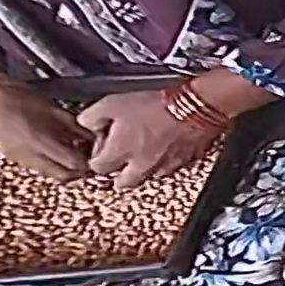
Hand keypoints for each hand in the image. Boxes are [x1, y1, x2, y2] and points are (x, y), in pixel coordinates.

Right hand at [0, 85, 92, 181]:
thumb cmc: (26, 102)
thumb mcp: (59, 113)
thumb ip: (79, 130)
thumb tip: (99, 142)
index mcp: (41, 141)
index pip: (75, 164)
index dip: (91, 162)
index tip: (99, 155)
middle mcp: (29, 154)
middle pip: (65, 176)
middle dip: (81, 171)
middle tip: (90, 159)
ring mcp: (20, 158)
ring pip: (53, 174)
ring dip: (68, 169)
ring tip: (76, 155)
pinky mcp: (15, 158)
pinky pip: (41, 169)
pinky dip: (55, 165)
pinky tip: (60, 153)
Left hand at [78, 89, 218, 190]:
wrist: (196, 107)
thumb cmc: (158, 105)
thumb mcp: (111, 103)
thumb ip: (91, 118)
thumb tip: (88, 124)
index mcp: (121, 152)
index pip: (98, 168)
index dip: (97, 159)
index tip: (101, 150)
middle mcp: (144, 164)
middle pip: (126, 183)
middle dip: (120, 175)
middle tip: (122, 162)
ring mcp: (169, 164)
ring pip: (152, 176)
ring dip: (147, 168)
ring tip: (148, 152)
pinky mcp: (189, 160)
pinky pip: (175, 166)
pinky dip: (170, 160)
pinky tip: (170, 146)